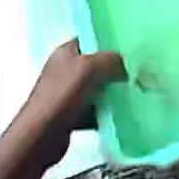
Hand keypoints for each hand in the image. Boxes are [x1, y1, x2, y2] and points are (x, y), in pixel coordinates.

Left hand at [15, 40, 125, 159]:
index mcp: (66, 52)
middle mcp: (66, 70)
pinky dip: (107, 111)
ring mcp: (68, 93)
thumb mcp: (88, 68)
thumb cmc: (60, 96)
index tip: (132, 48)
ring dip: (113, 92)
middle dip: (116, 69)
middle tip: (138, 72)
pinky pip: (95, 109)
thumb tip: (128, 64)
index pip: (91, 39)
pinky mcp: (72, 114)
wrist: (39, 138)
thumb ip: (111, 60)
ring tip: (136, 91)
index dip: (111, 42)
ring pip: (98, 88)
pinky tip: (123, 113)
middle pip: (97, 65)